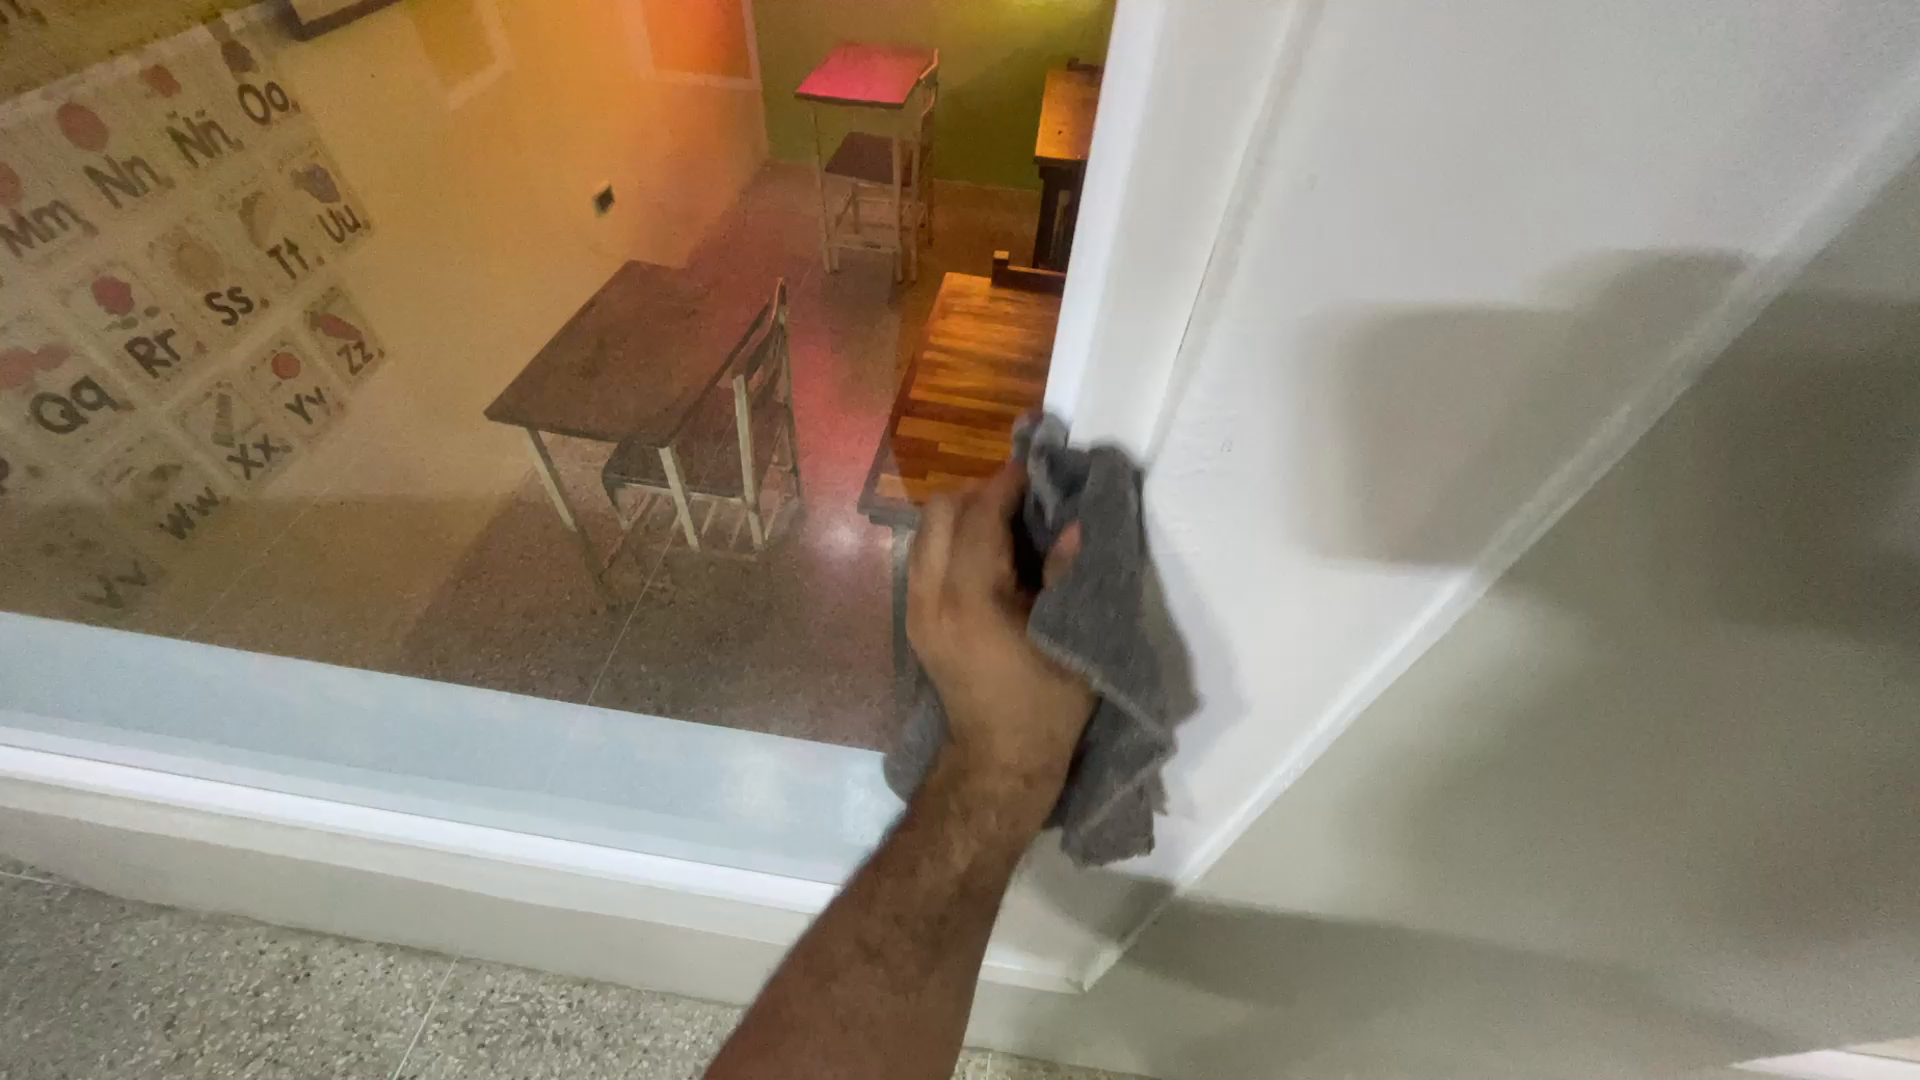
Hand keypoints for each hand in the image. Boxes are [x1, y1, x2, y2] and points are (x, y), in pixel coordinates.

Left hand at [907, 464, 1093, 831]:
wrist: (996, 762)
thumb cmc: (1043, 707)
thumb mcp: (1070, 641)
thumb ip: (1067, 575)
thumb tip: (1074, 523)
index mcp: (970, 600)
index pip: (979, 517)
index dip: (1005, 484)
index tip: (1033, 468)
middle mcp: (931, 597)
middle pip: (939, 512)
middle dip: (979, 493)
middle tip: (1021, 498)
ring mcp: (915, 609)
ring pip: (924, 532)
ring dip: (960, 515)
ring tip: (1003, 522)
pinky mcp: (913, 621)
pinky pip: (922, 556)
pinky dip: (949, 540)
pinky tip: (983, 555)